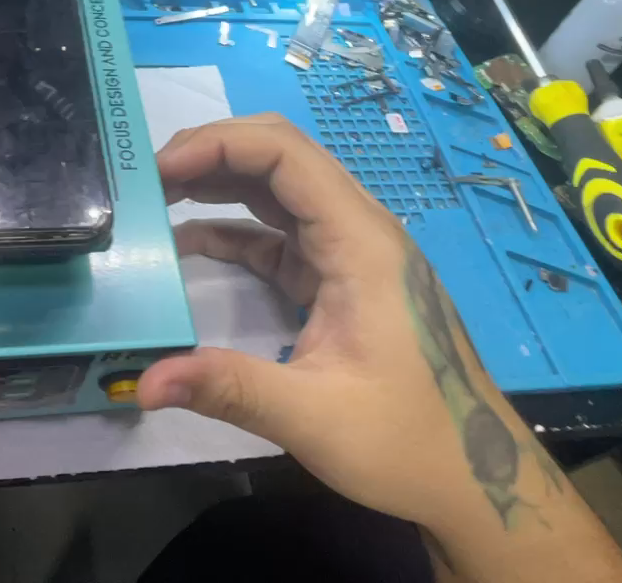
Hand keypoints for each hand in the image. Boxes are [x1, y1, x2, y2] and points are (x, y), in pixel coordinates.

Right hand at [137, 115, 621, 581]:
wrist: (475, 478)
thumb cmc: (408, 441)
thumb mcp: (314, 417)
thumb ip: (227, 388)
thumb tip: (146, 383)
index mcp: (360, 240)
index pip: (285, 153)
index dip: (218, 144)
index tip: (160, 167)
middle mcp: (356, 227)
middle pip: (280, 154)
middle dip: (212, 151)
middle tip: (150, 176)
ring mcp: (346, 248)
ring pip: (277, 184)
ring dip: (219, 179)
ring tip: (159, 192)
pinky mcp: (334, 272)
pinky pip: (276, 229)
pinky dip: (230, 225)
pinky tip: (187, 240)